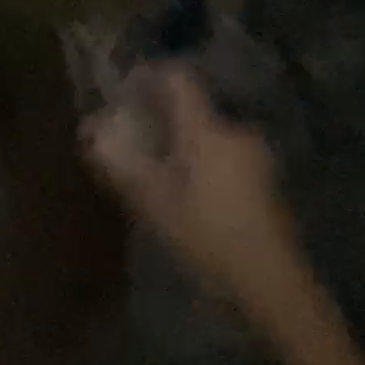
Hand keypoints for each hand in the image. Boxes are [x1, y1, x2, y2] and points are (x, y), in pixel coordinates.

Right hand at [80, 62, 300, 299]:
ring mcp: (255, 158)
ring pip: (203, 133)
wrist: (274, 289)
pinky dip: (194, 159)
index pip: (179, 79)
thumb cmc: (209, 237)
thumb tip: (89, 132)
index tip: (121, 87)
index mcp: (208, 131)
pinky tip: (177, 185)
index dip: (148, 75)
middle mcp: (235, 134)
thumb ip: (118, 163)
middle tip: (126, 133)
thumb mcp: (151, 202)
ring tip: (146, 163)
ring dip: (175, 141)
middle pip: (189, 107)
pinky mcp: (262, 181)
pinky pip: (218, 153)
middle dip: (156, 115)